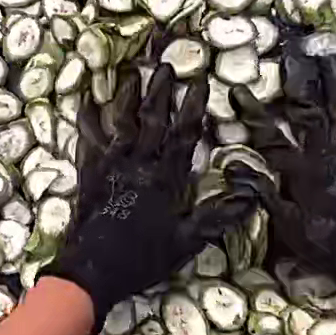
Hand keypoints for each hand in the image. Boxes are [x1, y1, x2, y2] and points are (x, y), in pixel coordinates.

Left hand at [46, 67, 253, 328]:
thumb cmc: (142, 259)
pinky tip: (84, 103)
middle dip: (161, 92)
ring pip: (121, 125)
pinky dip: (86, 122)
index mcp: (165, 180)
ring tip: (132, 74)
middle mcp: (138, 166)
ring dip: (127, 99)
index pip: (184, 136)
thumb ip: (216, 218)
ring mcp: (110, 166)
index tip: (200, 82)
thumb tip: (251, 198)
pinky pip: (87, 141)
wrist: (94, 268)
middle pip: (152, 122)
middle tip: (166, 66)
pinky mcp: (88, 173)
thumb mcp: (185, 244)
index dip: (193, 108)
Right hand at [231, 47, 335, 325]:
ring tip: (335, 59)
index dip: (253, 113)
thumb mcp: (287, 225)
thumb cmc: (329, 244)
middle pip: (314, 112)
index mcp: (302, 171)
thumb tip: (234, 167)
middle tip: (296, 54)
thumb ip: (263, 192)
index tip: (239, 90)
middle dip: (303, 81)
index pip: (270, 136)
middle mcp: (329, 155)